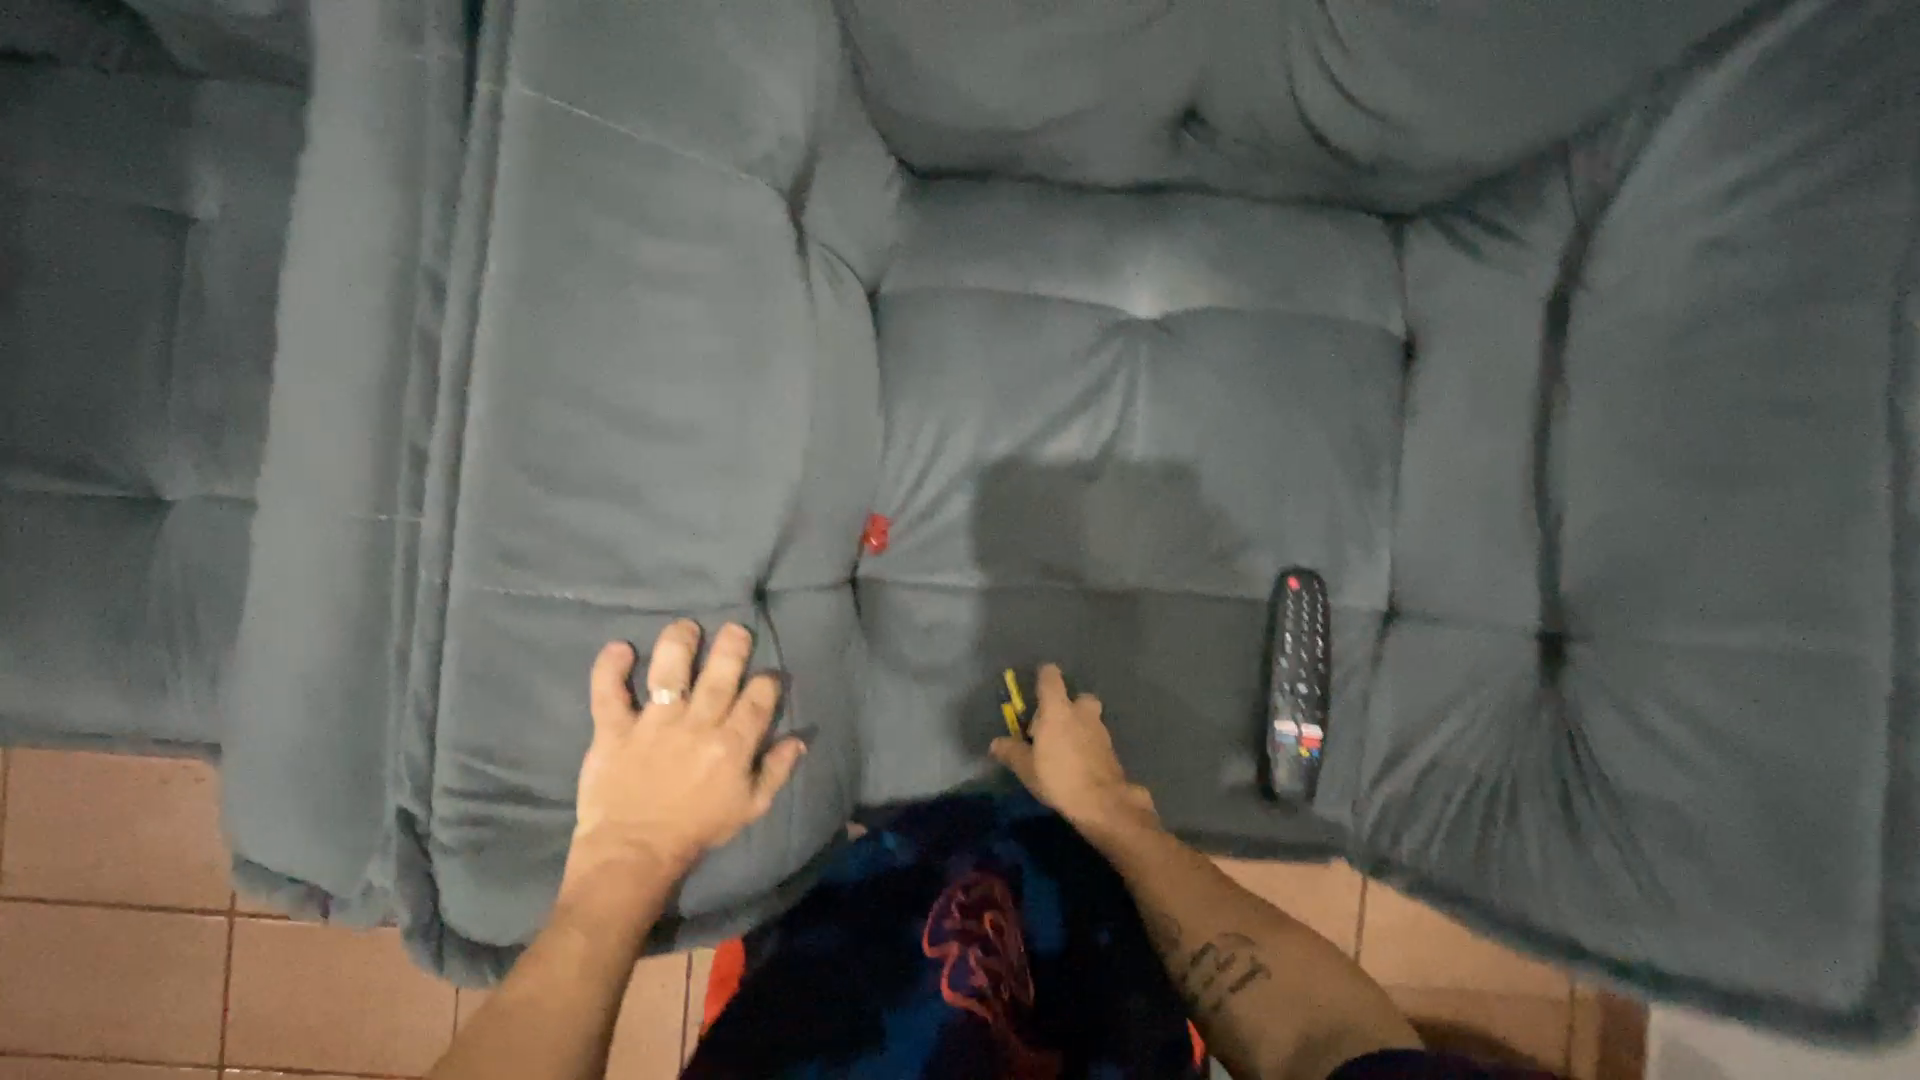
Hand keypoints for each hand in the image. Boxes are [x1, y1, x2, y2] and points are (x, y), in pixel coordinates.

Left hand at [565, 621, 806, 887]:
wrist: (634, 855)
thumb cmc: (697, 830)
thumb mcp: (751, 808)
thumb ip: (776, 771)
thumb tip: (799, 739)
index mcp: (732, 744)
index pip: (758, 698)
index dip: (766, 681)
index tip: (766, 678)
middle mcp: (697, 725)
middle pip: (720, 674)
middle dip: (732, 646)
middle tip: (735, 629)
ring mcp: (653, 725)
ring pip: (668, 672)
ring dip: (678, 643)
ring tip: (686, 626)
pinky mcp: (614, 731)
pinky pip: (609, 693)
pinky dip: (610, 669)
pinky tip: (619, 647)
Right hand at [990, 664, 1157, 836]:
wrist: (1102, 802)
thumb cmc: (1058, 776)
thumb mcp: (1026, 767)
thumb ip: (1011, 752)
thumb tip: (996, 744)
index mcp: (1058, 709)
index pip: (1051, 677)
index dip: (1044, 676)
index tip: (1036, 686)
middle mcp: (1082, 713)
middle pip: (1077, 697)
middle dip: (1067, 707)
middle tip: (1052, 728)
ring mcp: (1101, 730)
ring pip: (1089, 718)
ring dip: (1078, 727)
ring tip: (1063, 750)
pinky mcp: (1111, 749)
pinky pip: (1096, 738)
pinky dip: (1087, 744)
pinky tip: (1078, 764)